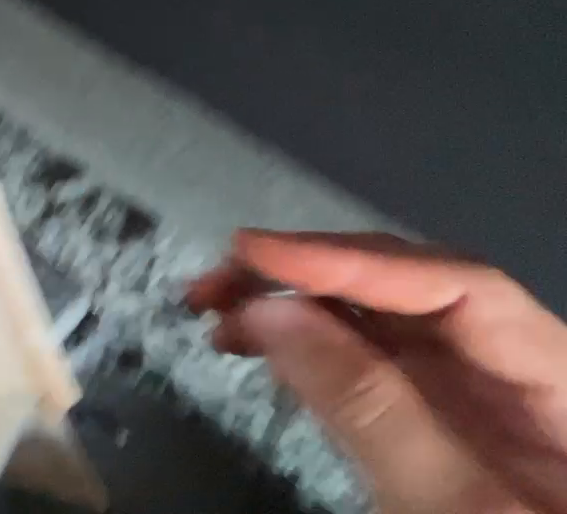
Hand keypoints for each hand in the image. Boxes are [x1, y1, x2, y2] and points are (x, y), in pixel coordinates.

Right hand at [188, 231, 566, 513]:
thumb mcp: (453, 507)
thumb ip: (372, 409)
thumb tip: (267, 309)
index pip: (463, 291)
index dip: (352, 260)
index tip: (249, 251)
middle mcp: (524, 376)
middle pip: (410, 291)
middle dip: (306, 274)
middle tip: (216, 282)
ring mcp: (477, 398)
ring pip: (374, 314)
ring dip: (287, 299)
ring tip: (213, 308)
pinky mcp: (431, 417)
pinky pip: (359, 351)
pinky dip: (295, 335)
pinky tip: (248, 341)